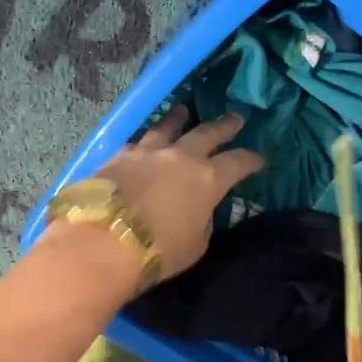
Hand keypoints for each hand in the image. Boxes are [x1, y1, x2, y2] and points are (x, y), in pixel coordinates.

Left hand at [95, 107, 263, 280]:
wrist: (102, 244)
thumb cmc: (158, 251)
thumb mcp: (196, 243)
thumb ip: (202, 220)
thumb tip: (199, 208)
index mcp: (208, 179)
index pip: (238, 162)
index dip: (251, 160)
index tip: (259, 159)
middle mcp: (181, 157)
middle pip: (207, 133)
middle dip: (224, 126)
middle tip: (235, 118)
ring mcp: (147, 152)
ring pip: (167, 127)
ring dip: (178, 118)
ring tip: (183, 110)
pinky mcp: (117, 157)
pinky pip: (137, 142)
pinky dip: (145, 139)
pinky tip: (144, 140)